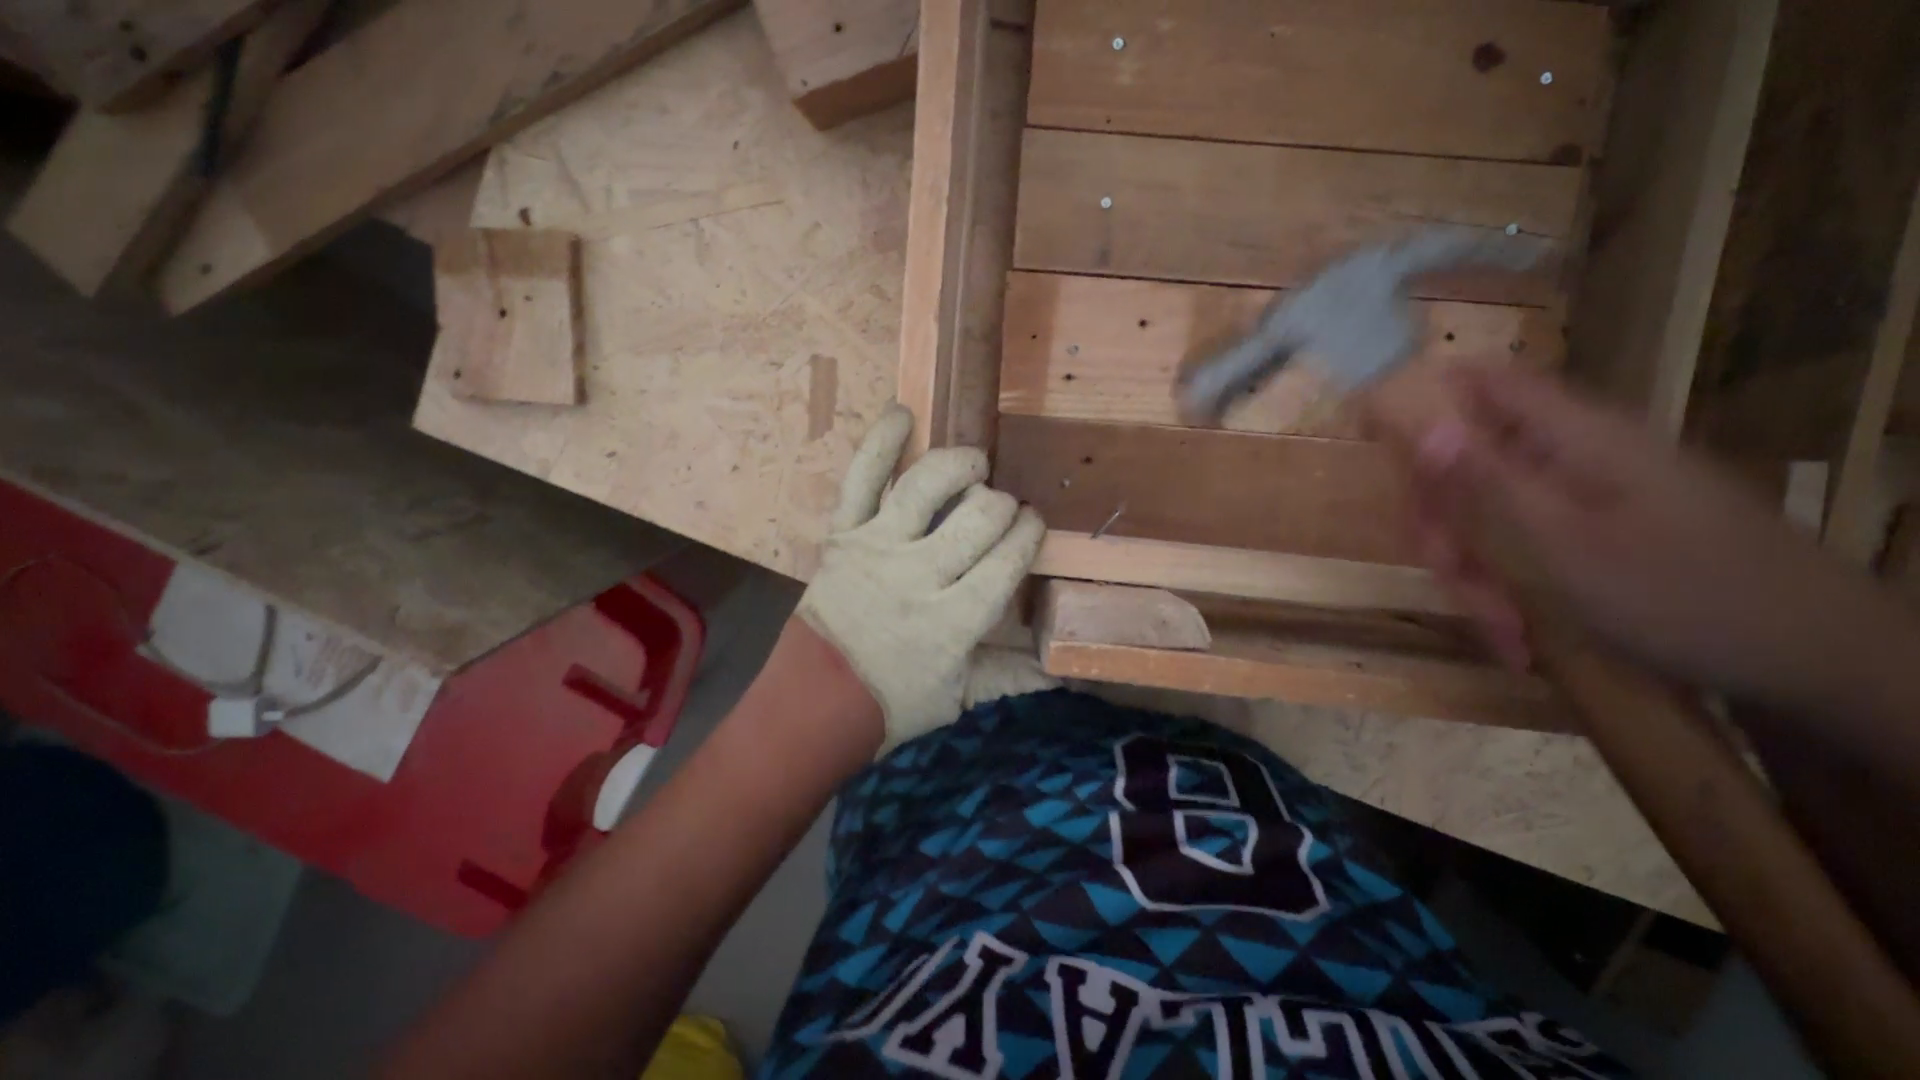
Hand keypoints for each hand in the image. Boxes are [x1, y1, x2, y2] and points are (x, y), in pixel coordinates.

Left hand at [798, 404, 1045, 752]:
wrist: (815, 701)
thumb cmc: (892, 702)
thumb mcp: (959, 698)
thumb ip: (1011, 677)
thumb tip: (1064, 672)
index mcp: (955, 620)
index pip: (1008, 560)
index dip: (1028, 534)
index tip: (1032, 526)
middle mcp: (919, 576)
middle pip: (979, 518)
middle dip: (1002, 505)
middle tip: (1001, 510)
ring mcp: (877, 548)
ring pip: (928, 486)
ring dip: (960, 466)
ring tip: (973, 467)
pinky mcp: (843, 534)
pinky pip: (862, 478)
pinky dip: (881, 442)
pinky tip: (903, 414)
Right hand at [1364, 365, 1900, 711]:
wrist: (1815, 660)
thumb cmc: (1684, 597)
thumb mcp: (1561, 547)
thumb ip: (1480, 482)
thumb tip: (1409, 416)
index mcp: (1571, 435)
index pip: (1477, 381)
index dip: (1419, 398)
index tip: (1374, 447)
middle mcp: (1576, 454)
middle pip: (1472, 459)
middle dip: (1447, 523)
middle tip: (1451, 579)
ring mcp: (1592, 496)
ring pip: (1495, 513)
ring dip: (1480, 572)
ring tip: (1504, 634)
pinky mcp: (1605, 535)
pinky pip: (1531, 546)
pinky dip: (1515, 588)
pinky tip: (1524, 639)